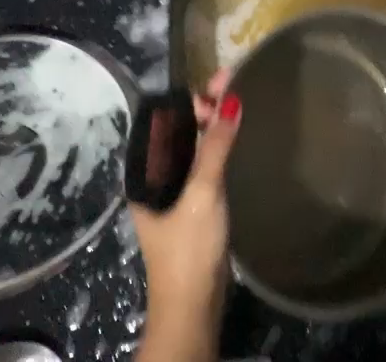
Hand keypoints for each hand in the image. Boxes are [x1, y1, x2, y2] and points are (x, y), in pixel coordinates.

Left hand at [131, 70, 239, 356]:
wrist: (193, 307)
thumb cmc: (189, 248)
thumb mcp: (203, 193)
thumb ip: (216, 147)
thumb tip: (231, 99)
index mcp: (145, 173)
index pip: (166, 121)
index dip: (192, 98)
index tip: (222, 79)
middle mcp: (155, 178)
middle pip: (180, 130)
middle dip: (206, 104)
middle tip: (236, 80)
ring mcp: (174, 192)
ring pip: (194, 146)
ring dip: (215, 122)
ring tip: (240, 98)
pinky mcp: (193, 206)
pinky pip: (205, 163)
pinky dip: (220, 145)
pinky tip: (237, 136)